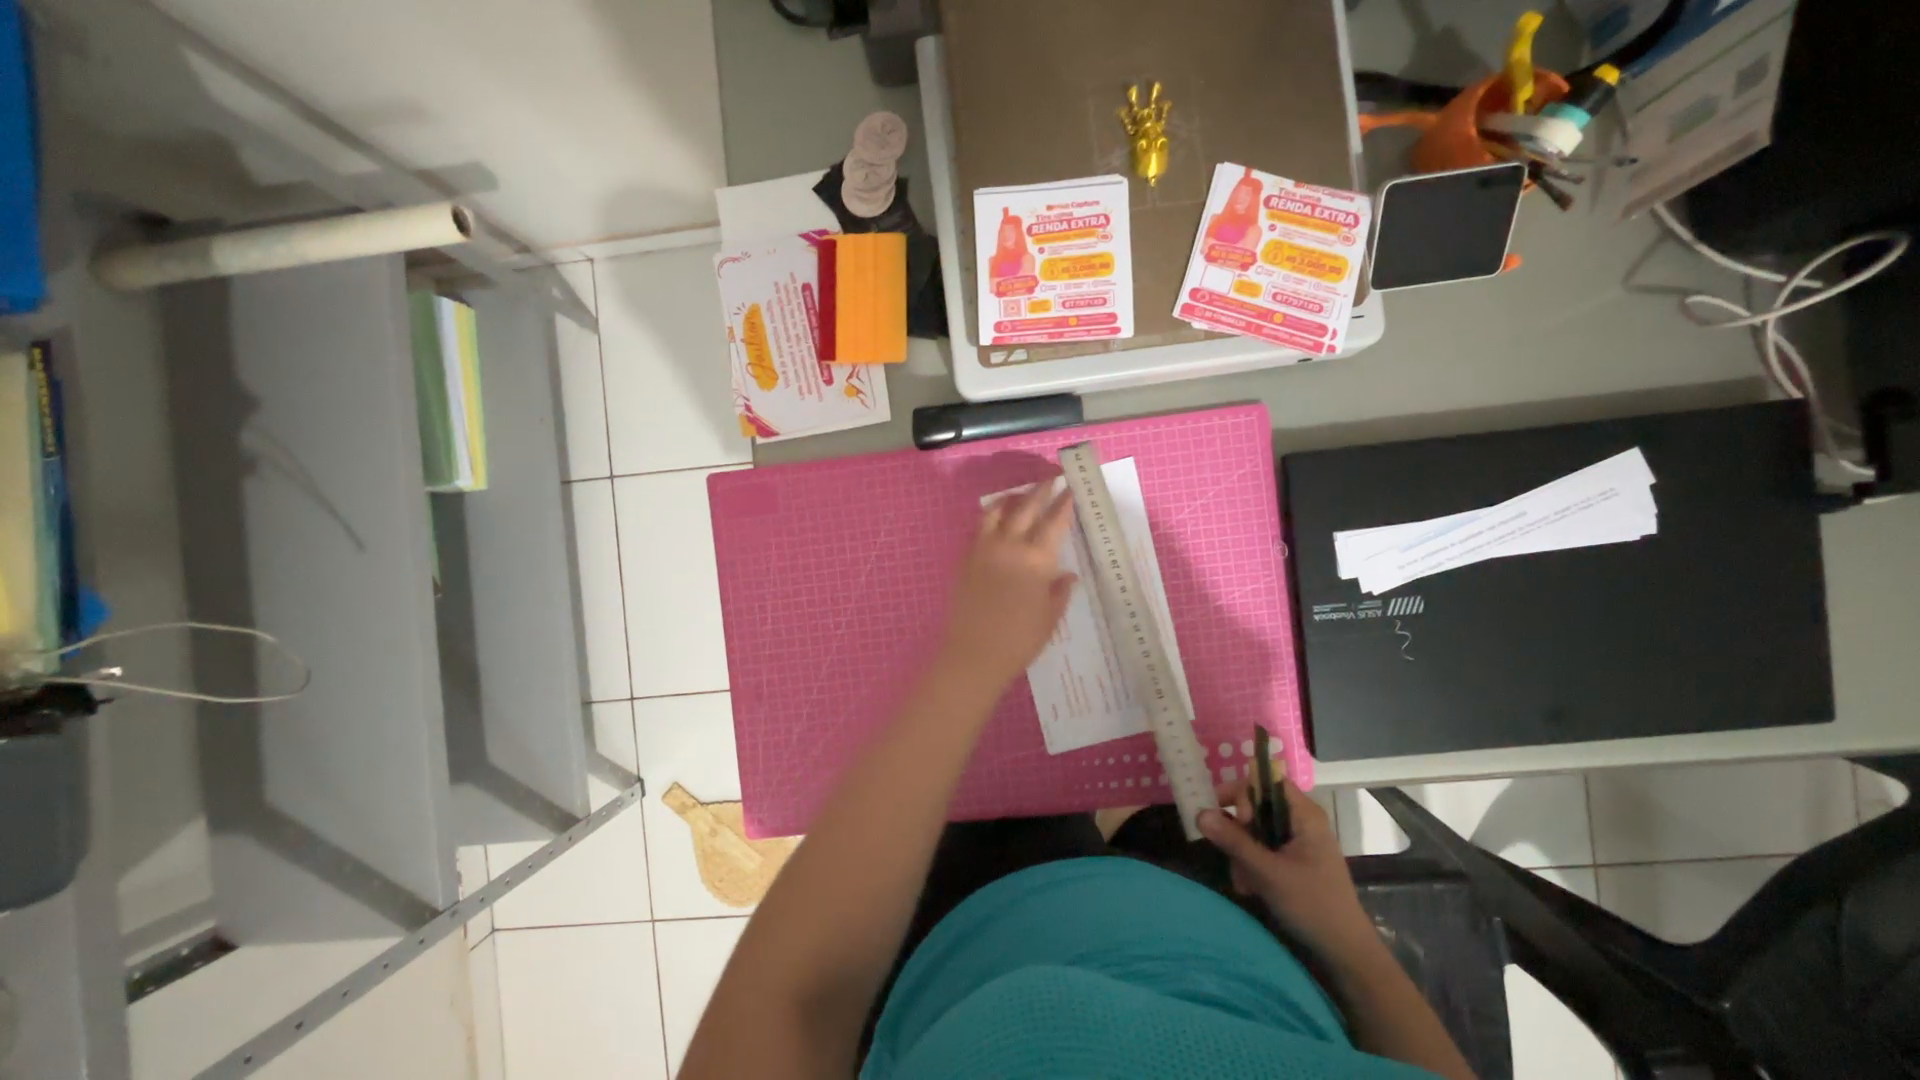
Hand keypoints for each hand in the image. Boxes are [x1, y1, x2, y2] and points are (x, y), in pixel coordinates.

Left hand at [940, 480, 1078, 687]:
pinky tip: (998, 520)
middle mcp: (1010, 546)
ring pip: (998, 511)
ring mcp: (984, 550)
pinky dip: (991, 516)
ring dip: (1013, 498)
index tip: (1071, 489)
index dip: (1064, 503)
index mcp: (1037, 560)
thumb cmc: (1019, 641)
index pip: (1055, 522)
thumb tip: (1068, 574)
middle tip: (1051, 477)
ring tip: (1022, 495)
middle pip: (1027, 507)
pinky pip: (979, 527)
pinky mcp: (966, 559)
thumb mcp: (1049, 618)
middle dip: (1041, 490)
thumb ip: (1059, 592)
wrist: (973, 655)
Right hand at [1198, 777, 1376, 959]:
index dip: (1244, 794)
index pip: (1266, 782)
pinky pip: (1263, 850)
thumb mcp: (1268, 873)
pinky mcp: (1294, 860)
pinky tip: (1250, 888)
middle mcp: (1301, 821)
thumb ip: (1234, 841)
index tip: (1234, 820)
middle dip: (1239, 832)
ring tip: (1244, 883)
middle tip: (1231, 853)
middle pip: (1257, 807)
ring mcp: (1298, 842)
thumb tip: (1200, 813)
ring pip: (1256, 831)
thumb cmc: (1312, 905)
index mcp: (1305, 814)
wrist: (1345, 950)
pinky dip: (1252, 866)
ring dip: (1243, 854)